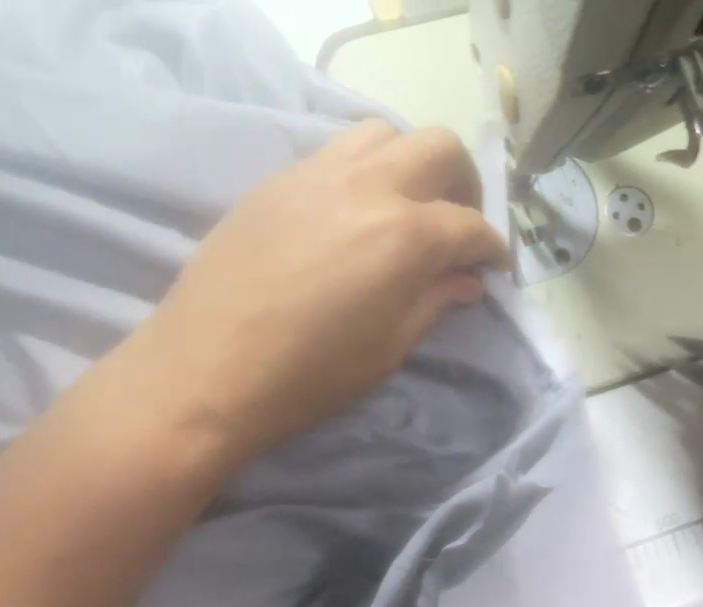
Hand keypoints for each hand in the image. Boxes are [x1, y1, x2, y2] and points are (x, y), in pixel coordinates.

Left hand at [117, 119, 507, 463]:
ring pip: (382, 134)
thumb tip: (467, 281)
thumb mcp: (388, 349)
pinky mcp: (276, 181)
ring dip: (409, 165)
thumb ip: (434, 302)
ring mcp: (315, 174)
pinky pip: (334, 153)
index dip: (492, 249)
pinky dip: (363, 172)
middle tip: (457, 229)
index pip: (470, 225)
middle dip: (463, 186)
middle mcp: (366, 186)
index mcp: (404, 235)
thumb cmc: (309, 376)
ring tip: (404, 212)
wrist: (207, 370)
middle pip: (437, 148)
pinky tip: (352, 218)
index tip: (494, 269)